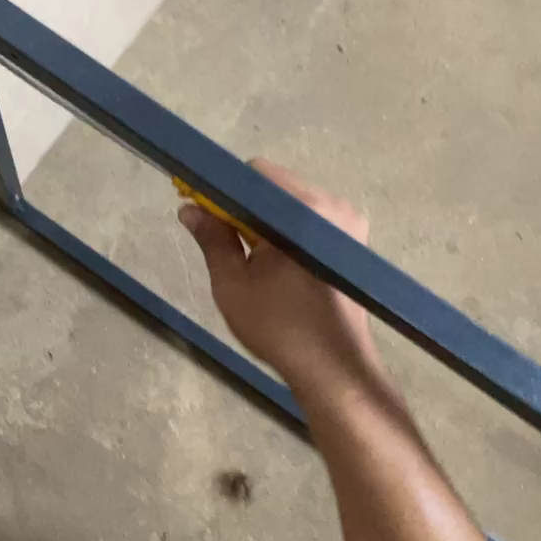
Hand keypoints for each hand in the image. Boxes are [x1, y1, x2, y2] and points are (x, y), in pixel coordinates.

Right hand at [179, 159, 386, 391]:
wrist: (331, 366)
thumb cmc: (278, 326)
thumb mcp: (232, 282)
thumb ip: (211, 239)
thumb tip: (188, 209)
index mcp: (306, 210)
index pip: (255, 174)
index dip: (223, 188)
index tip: (202, 209)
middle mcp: (334, 206)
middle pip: (276, 185)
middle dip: (243, 204)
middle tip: (220, 236)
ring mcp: (348, 222)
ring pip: (292, 202)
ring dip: (263, 218)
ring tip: (246, 253)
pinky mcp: (352, 241)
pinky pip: (309, 219)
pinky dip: (284, 229)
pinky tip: (270, 260)